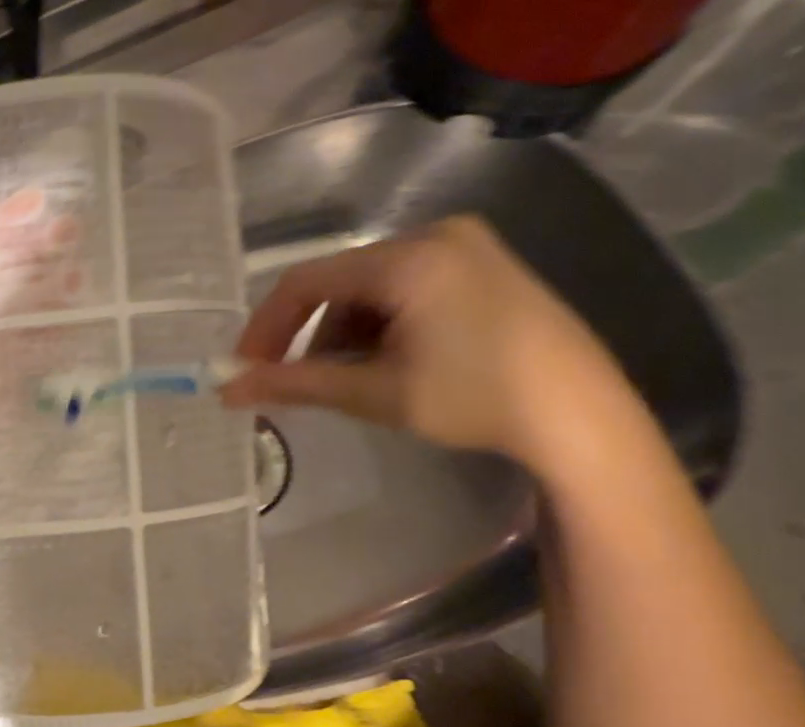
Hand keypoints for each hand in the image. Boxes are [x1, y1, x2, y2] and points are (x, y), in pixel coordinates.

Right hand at [220, 216, 632, 473]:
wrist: (578, 412)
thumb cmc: (473, 398)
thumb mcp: (373, 394)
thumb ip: (294, 385)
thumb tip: (225, 390)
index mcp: (407, 259)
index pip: (304, 282)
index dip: (264, 327)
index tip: (245, 371)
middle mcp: (435, 236)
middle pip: (337, 282)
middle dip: (305, 335)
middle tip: (291, 382)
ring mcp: (465, 247)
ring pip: (368, 288)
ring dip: (341, 333)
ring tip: (346, 380)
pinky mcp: (483, 266)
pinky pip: (403, 287)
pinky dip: (377, 325)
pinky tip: (385, 363)